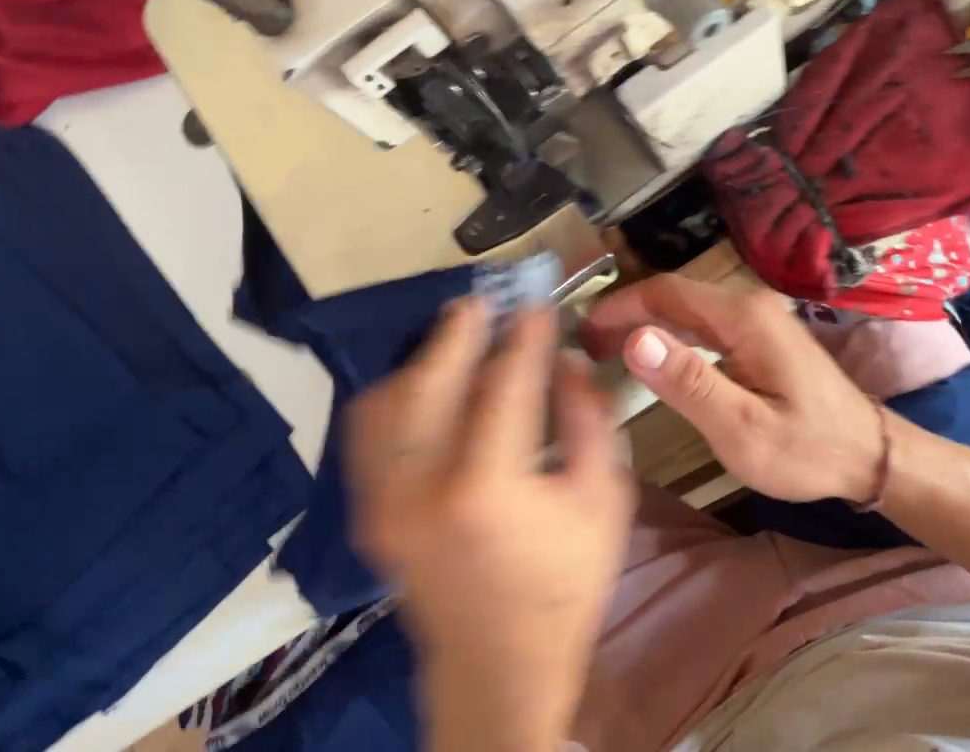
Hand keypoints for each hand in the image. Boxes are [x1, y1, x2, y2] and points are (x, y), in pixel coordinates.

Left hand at [344, 301, 633, 750]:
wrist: (498, 666)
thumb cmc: (563, 586)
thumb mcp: (603, 501)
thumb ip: (588, 422)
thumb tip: (566, 361)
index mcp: (486, 488)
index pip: (503, 386)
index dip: (523, 338)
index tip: (536, 305)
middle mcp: (420, 489)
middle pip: (428, 381)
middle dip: (457, 333)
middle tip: (481, 303)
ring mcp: (383, 504)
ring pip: (386, 402)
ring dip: (420, 361)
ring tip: (454, 338)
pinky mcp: (368, 515)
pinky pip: (366, 434)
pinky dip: (393, 397)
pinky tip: (422, 383)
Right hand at [581, 275, 883, 503]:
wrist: (867, 455)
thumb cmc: (806, 450)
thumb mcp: (741, 427)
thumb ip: (688, 382)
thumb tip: (635, 338)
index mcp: (744, 318)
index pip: (666, 293)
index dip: (620, 306)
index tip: (582, 331)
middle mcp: (750, 306)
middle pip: (675, 296)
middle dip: (627, 314)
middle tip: (587, 347)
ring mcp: (759, 320)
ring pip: (689, 310)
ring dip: (647, 325)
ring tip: (607, 352)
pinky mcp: (762, 337)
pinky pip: (706, 325)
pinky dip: (672, 336)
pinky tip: (654, 359)